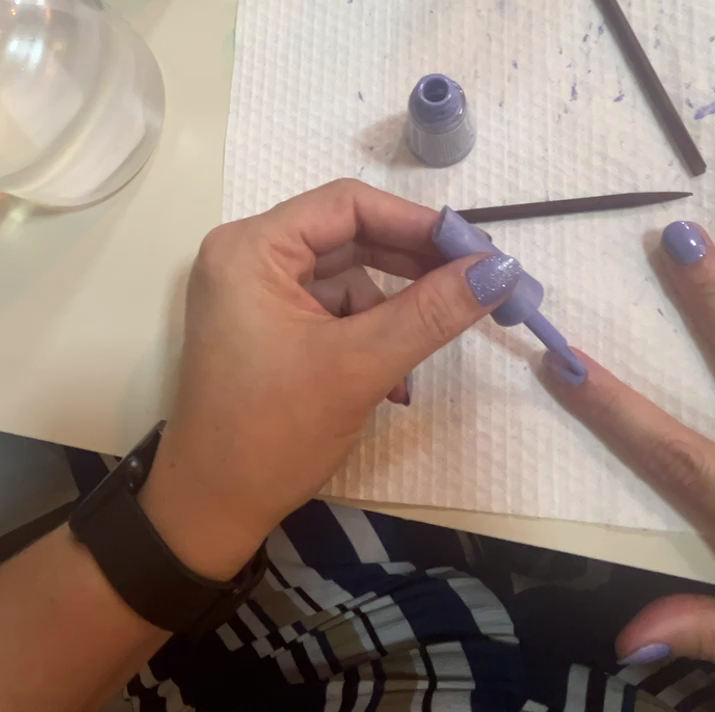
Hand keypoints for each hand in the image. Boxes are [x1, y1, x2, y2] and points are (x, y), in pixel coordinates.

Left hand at [140, 180, 523, 578]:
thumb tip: (501, 270)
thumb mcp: (360, 366)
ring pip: (344, 274)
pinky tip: (393, 378)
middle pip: (346, 236)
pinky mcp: (266, 320)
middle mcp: (248, 254)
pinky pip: (331, 307)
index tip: (477, 249)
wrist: (212, 509)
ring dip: (392, 308)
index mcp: (251, 248)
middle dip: (412, 264)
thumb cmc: (274, 432)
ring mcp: (255, 289)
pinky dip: (368, 333)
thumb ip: (432, 312)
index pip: (346, 205)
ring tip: (432, 341)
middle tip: (477, 283)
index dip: (416, 222)